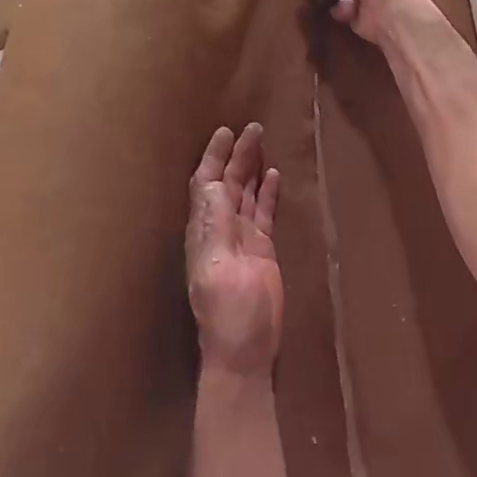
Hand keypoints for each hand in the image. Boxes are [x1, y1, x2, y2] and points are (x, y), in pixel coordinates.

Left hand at [186, 123, 283, 376]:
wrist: (244, 350)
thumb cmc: (227, 313)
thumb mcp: (216, 268)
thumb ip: (214, 226)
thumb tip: (209, 183)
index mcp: (203, 231)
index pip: (206, 183)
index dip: (214, 156)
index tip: (226, 130)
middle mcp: (219, 229)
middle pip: (227, 182)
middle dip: (237, 154)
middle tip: (254, 127)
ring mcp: (242, 239)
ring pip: (245, 194)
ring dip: (251, 168)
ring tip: (262, 141)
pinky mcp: (262, 250)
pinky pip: (262, 213)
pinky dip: (266, 193)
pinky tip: (273, 175)